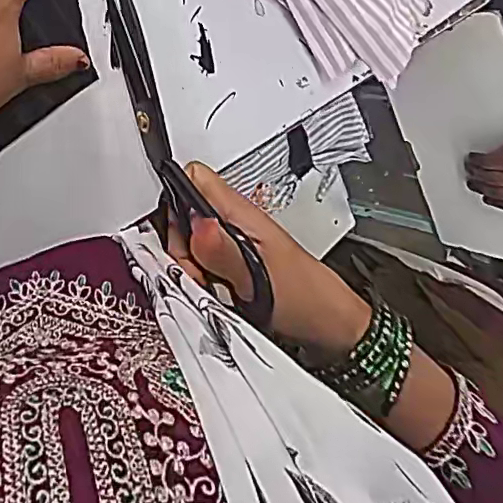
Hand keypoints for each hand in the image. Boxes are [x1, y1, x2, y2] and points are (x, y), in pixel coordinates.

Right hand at [168, 163, 373, 356]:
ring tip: (211, 287)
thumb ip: (223, 252)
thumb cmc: (306, 297)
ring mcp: (232, 239)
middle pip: (182, 212)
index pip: (192, 177)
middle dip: (178, 246)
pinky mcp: (232, 259)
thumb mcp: (259, 279)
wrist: (329, 325)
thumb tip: (196, 225)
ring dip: (189, 266)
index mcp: (240, 211)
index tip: (176, 239)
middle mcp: (233, 219)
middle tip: (195, 273)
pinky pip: (200, 260)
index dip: (173, 201)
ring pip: (188, 239)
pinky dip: (200, 277)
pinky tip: (216, 293)